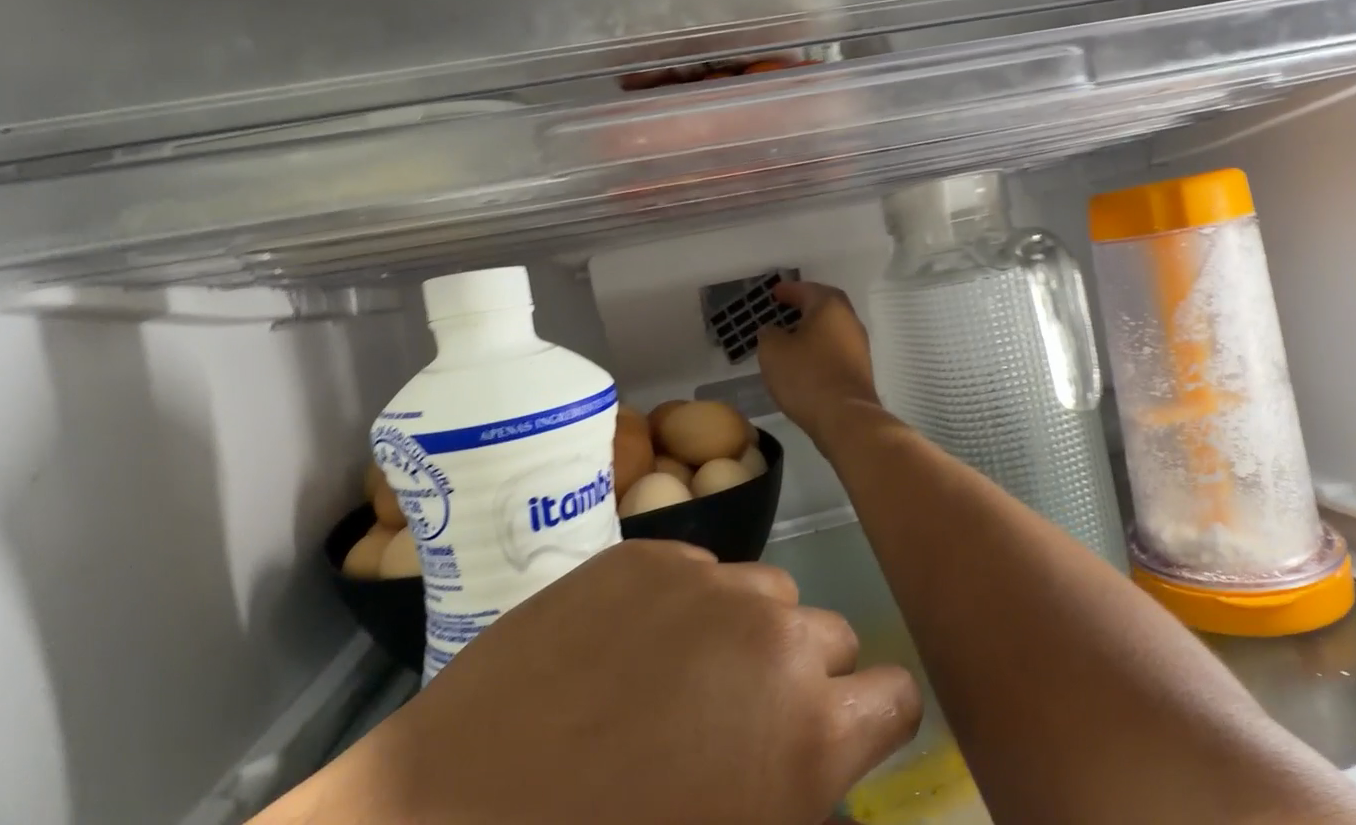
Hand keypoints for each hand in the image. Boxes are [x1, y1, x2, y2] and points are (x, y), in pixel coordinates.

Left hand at [269, 541, 919, 824]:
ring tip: (678, 673)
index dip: (869, 717)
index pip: (897, 692)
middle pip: (829, 635)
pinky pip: (697, 569)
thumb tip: (822, 770)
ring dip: (743, 629)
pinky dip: (683, 602)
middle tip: (738, 715)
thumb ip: (802, 796)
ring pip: (765, 592)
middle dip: (801, 674)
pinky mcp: (642, 555)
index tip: (834, 732)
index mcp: (814, 727)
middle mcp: (775, 634)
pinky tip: (628, 644)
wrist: (458, 811)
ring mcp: (705, 582)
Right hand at [758, 281, 884, 444]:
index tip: (774, 293)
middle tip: (786, 308)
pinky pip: (836, 349)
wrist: (845, 418)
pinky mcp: (860, 370)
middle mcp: (849, 321)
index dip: (789, 290)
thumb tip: (773, 330)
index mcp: (830, 307)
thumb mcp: (772, 351)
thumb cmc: (806, 376)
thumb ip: (769, 334)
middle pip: (826, 305)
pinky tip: (805, 359)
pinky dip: (820, 347)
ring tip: (791, 336)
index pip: (807, 290)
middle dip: (806, 305)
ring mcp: (859, 346)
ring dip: (814, 328)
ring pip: (833, 328)